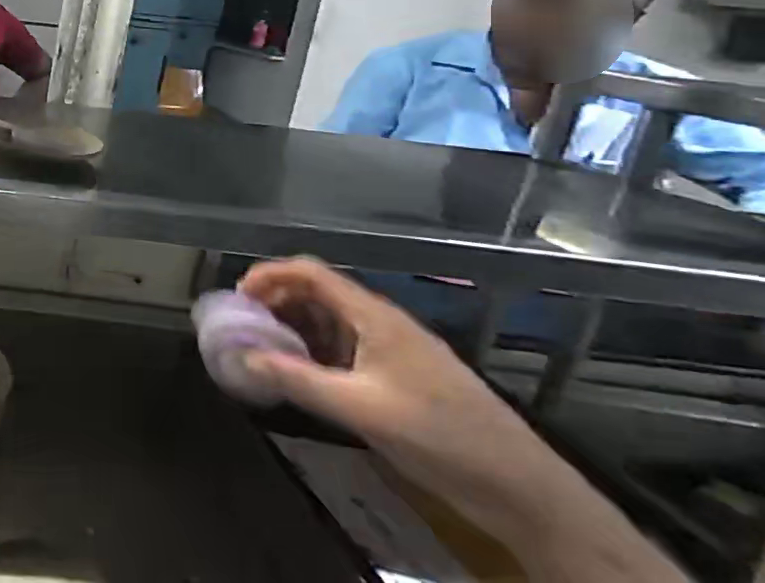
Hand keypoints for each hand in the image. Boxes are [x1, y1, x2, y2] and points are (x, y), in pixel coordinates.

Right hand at [235, 259, 571, 548]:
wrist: (527, 493)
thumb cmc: (441, 438)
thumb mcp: (359, 409)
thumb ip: (296, 380)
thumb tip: (239, 358)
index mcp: (375, 317)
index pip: (309, 272)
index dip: (267, 275)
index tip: (237, 300)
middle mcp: (382, 323)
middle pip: (316, 292)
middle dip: (275, 303)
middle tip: (245, 329)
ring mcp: (394, 349)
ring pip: (330, 320)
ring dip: (293, 328)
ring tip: (265, 352)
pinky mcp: (401, 375)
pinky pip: (346, 347)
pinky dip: (315, 351)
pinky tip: (302, 377)